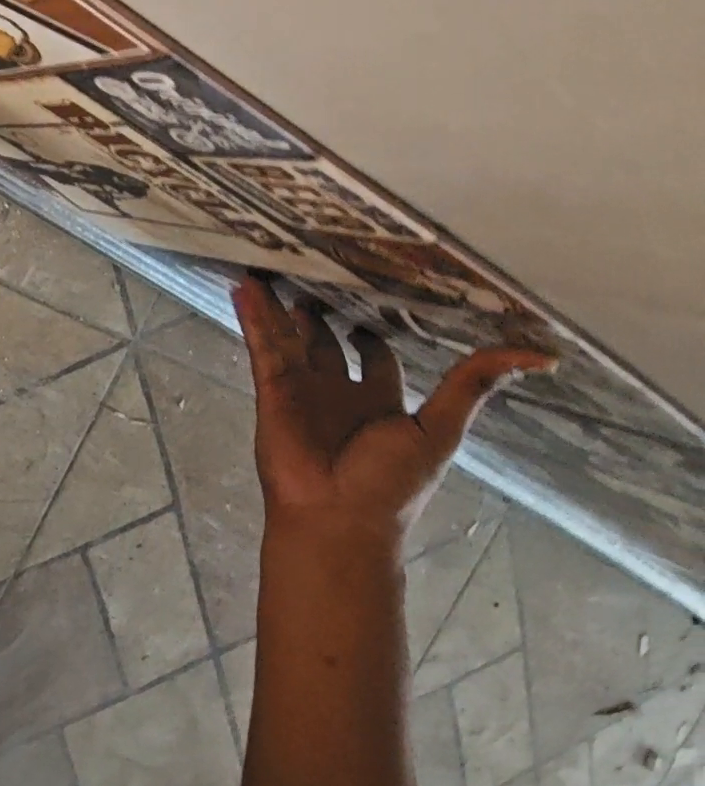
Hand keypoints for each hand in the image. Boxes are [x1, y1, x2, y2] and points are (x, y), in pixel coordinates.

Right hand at [233, 276, 554, 545]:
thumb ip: (471, 386)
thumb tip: (539, 354)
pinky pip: (263, 348)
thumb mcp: (439, 430)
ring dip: (280, 307)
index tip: (377, 295)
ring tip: (273, 269)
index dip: (374, 329)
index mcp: (377, 401)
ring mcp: (301, 389)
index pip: (374, 355)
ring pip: (290, 339)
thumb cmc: (389, 483)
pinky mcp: (271, 389)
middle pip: (326, 342)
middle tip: (318, 274)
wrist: (336, 516)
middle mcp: (336, 391)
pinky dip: (253, 318)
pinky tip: (247, 289)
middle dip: (321, 312)